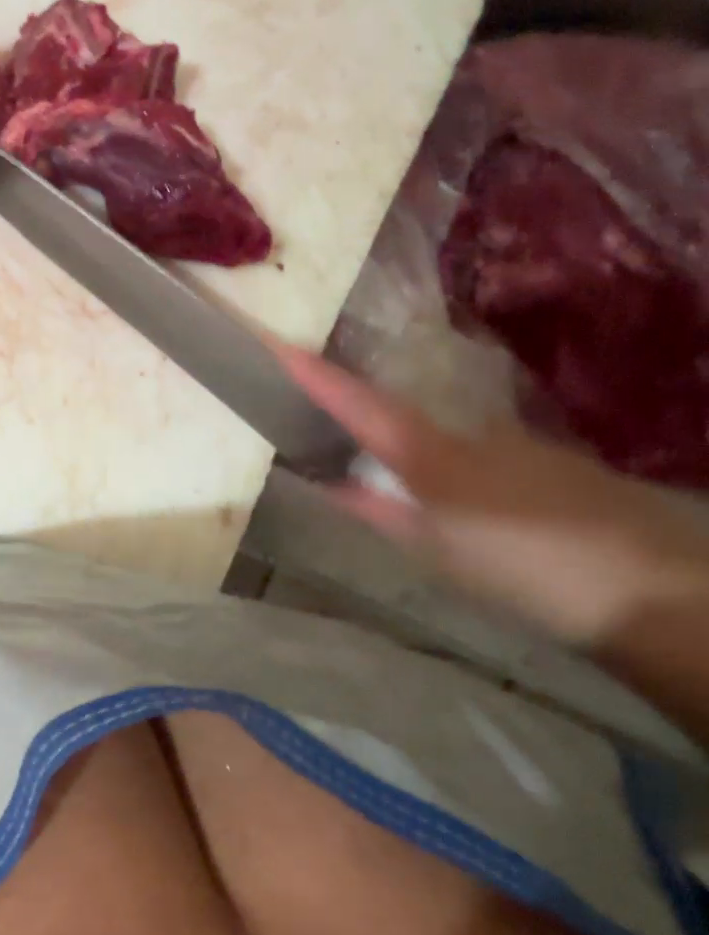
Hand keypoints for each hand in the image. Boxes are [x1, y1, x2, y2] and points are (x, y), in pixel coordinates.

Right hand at [280, 346, 708, 646]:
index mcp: (432, 455)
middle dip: (363, 425)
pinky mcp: (559, 470)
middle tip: (329, 439)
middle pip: (403, 422)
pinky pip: (488, 465)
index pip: (359, 406)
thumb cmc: (525, 568)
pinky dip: (462, 480)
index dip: (317, 377)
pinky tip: (474, 517)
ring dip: (418, 464)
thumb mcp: (436, 550)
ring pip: (449, 448)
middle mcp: (474, 437)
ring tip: (406, 499)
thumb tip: (329, 483)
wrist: (657, 589)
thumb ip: (380, 512)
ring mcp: (522, 449)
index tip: (277, 345)